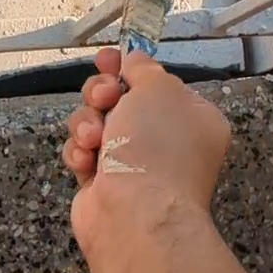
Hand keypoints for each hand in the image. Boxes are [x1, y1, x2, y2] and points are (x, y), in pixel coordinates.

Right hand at [62, 48, 230, 247]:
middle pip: (120, 100)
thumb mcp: (158, 89)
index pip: (157, 84)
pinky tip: (86, 161)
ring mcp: (133, 164)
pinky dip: (80, 153)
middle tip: (104, 99)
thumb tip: (134, 60)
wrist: (136, 214)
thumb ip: (144, 68)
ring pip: (96, 124)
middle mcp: (165, 142)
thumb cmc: (156, 146)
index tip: (107, 58)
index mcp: (192, 118)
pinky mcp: (103, 183)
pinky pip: (83, 153)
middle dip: (102, 94)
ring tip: (93, 139)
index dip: (129, 68)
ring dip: (87, 124)